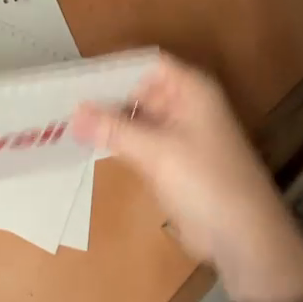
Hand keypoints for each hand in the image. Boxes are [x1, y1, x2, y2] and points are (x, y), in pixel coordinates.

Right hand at [73, 54, 302, 300]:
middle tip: (58, 100)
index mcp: (190, 90)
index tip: (73, 75)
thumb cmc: (208, 183)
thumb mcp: (157, 151)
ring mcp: (175, 133)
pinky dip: (113, 140)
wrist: (245, 239)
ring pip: (132, 116)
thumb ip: (113, 129)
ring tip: (61, 119)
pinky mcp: (168, 161)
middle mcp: (182, 104)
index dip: (110, 66)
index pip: (144, 62)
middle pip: (135, 88)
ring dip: (104, 119)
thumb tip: (74, 111)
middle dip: (102, 94)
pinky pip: (134, 141)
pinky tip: (83, 142)